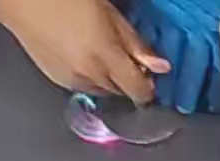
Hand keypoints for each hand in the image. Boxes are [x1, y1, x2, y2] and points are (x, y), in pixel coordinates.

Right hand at [0, 0, 171, 103]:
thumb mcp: (107, 10)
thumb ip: (135, 43)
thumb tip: (161, 67)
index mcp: (105, 56)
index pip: (140, 91)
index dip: (147, 85)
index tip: (145, 73)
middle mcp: (91, 74)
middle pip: (123, 91)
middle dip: (125, 77)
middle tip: (116, 53)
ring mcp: (73, 80)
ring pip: (105, 91)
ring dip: (107, 79)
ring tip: (93, 49)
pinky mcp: (58, 81)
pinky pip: (85, 87)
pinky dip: (88, 77)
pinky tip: (77, 53)